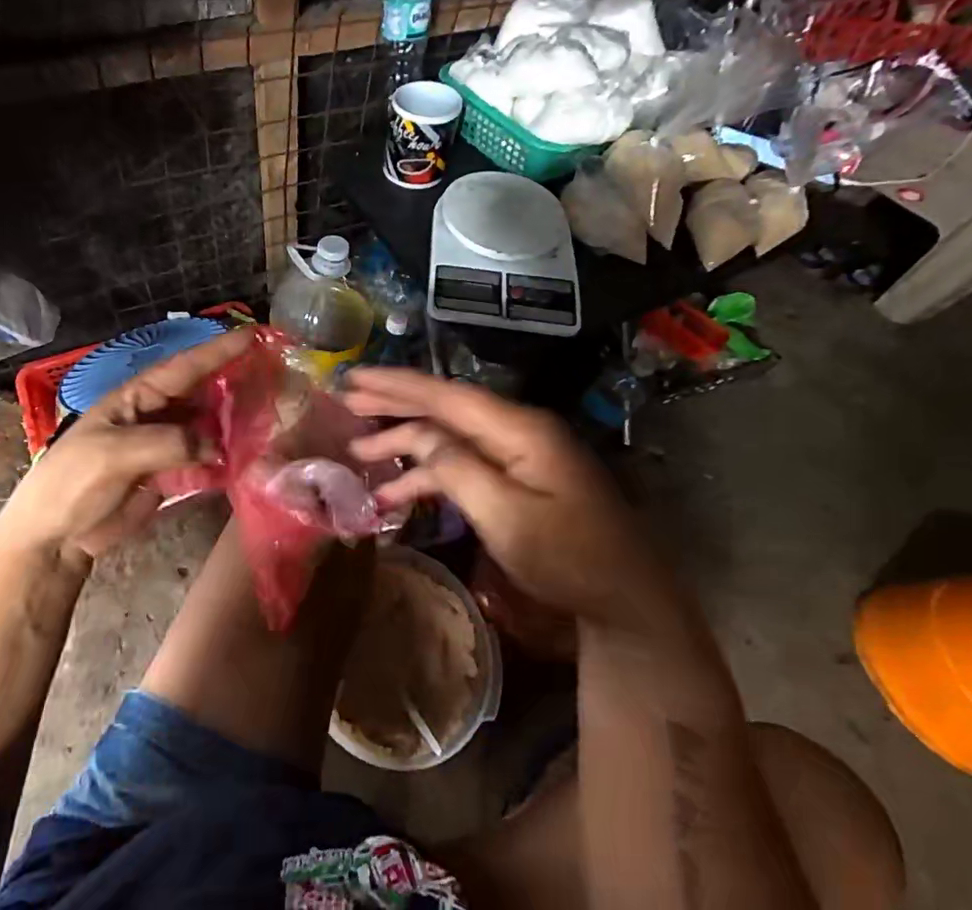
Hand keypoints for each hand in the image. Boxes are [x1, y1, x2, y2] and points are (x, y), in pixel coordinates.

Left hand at [0, 327, 254, 559]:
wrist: (56, 537)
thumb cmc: (72, 484)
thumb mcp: (113, 454)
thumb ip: (168, 442)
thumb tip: (216, 445)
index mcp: (135, 398)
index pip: (183, 367)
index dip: (217, 350)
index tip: (253, 335)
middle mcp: (156, 414)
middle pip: (203, 392)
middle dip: (236, 380)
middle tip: (276, 373)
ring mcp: (166, 444)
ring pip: (210, 424)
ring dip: (238, 420)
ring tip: (274, 413)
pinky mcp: (173, 473)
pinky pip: (208, 458)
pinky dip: (230, 456)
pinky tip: (252, 454)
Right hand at [343, 368, 659, 624]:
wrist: (624, 593)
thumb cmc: (567, 556)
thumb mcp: (505, 515)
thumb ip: (458, 469)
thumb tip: (419, 435)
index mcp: (519, 430)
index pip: (448, 396)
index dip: (399, 384)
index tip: (356, 376)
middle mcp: (519, 431)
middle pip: (448, 408)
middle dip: (397, 404)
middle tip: (347, 399)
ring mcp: (521, 455)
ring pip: (453, 438)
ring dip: (408, 444)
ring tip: (359, 452)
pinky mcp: (521, 479)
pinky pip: (468, 465)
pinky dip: (432, 475)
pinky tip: (398, 494)